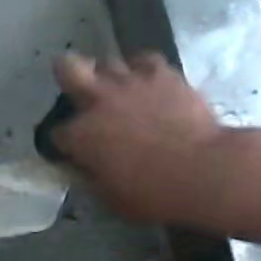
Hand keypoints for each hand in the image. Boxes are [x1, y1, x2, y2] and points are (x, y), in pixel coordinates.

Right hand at [50, 52, 235, 225]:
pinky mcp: (162, 73)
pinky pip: (143, 61)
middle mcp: (99, 101)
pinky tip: (148, 82)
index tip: (73, 151)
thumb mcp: (112, 199)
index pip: (58, 134)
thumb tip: (86, 169)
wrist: (201, 170)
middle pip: (67, 69)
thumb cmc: (153, 194)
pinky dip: (142, 70)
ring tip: (119, 89)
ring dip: (108, 75)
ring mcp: (131, 82)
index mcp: (81, 137)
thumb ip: (93, 179)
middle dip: (67, 75)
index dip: (64, 143)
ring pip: (107, 62)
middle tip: (78, 88)